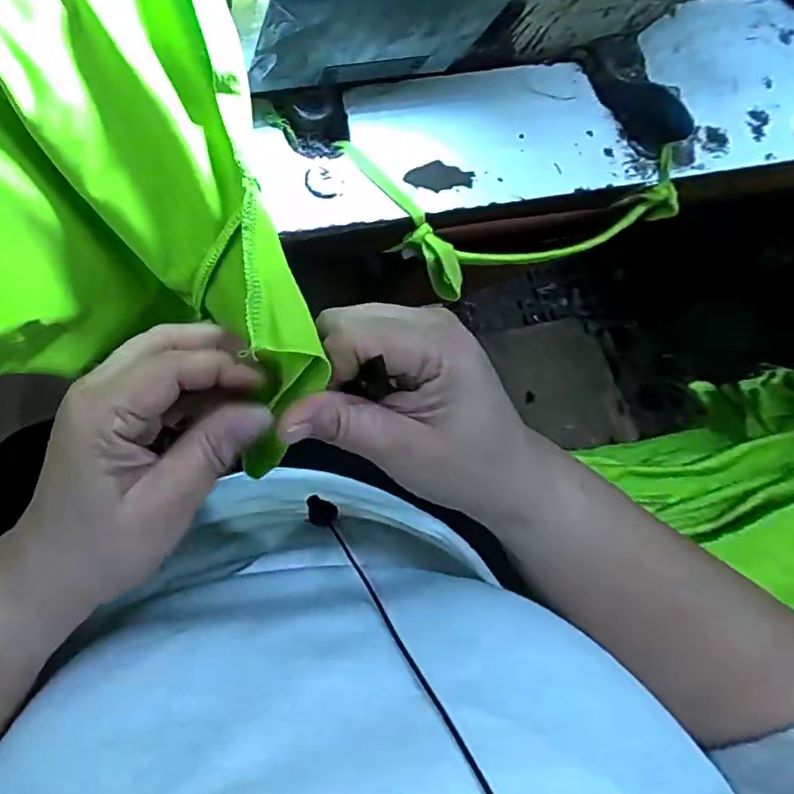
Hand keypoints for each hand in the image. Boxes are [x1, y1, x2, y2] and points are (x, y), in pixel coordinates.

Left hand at [0, 323, 272, 621]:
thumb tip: (262, 410)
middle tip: (262, 365)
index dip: (222, 365)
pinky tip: (217, 401)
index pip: (169, 363)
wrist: (49, 570)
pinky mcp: (104, 409)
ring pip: (154, 355)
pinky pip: (149, 380)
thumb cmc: (104, 548)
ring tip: (249, 381)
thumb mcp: (165, 505)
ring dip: (200, 362)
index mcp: (102, 406)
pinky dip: (185, 385)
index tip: (269, 381)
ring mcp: (96, 394)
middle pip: (158, 343)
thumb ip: (211, 450)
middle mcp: (94, 385)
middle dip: (212, 347)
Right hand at [277, 304, 562, 527]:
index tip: (316, 412)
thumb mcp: (401, 452)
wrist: (511, 477)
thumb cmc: (466, 469)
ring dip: (330, 363)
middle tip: (326, 408)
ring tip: (344, 403)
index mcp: (434, 340)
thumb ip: (343, 425)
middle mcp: (423, 316)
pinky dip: (343, 363)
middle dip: (321, 362)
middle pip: (340, 320)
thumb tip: (282, 418)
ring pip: (341, 324)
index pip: (349, 333)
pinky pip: (354, 334)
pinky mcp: (407, 332)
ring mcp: (416, 320)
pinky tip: (357, 394)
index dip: (321, 368)